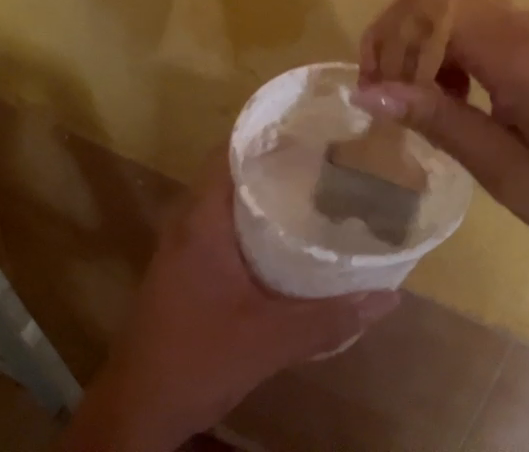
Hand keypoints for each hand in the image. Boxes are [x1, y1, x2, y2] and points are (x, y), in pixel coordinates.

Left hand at [57, 151, 400, 451]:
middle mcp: (190, 221)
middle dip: (279, 158)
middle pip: (234, 170)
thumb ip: (330, 318)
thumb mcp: (270, 340)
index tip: (314, 120)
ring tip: (321, 184)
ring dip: (268, 191)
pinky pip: (226, 226)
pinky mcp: (188, 269)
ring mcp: (185, 246)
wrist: (137, 409)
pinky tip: (291, 236)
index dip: (270, 129)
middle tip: (332, 152)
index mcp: (202, 219)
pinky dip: (257, 220)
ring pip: (230, 200)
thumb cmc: (196, 359)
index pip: (232, 149)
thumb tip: (390, 295)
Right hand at [355, 0, 528, 335]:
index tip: (371, 92)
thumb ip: (435, 119)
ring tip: (414, 103)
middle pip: (438, 4)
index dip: (389, 43)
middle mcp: (526, 23)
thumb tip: (366, 90)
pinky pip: (483, 29)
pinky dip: (454, 53)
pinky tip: (456, 98)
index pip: (427, 14)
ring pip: (458, 14)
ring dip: (425, 48)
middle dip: (399, 41)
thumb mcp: (502, 167)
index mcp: (516, 49)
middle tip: (382, 96)